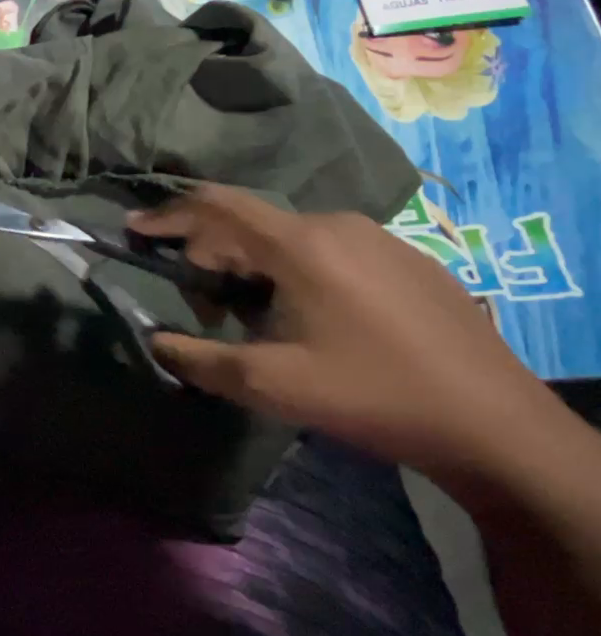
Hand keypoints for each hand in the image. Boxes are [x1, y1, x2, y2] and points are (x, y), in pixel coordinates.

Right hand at [129, 185, 554, 475]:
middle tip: (208, 312)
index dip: (167, 215)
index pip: (215, 206)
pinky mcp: (414, 263)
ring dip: (257, 270)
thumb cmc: (371, 396)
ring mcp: (384, 242)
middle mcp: (339, 227)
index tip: (134, 231)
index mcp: (301, 245)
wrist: (499, 429)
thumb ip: (194, 356)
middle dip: (213, 260)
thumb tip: (153, 339)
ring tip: (260, 321)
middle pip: (250, 226)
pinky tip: (313, 322)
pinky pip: (333, 252)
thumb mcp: (266, 384)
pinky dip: (299, 274)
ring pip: (291, 240)